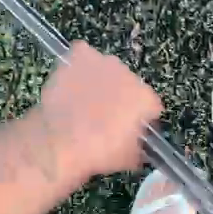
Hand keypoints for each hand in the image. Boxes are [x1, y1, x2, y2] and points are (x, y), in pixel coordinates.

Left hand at [35, 42, 161, 179]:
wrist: (61, 141)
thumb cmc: (99, 153)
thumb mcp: (130, 159)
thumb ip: (140, 145)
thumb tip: (138, 143)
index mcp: (146, 98)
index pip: (151, 106)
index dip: (140, 119)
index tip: (129, 129)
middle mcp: (130, 74)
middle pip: (129, 85)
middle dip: (120, 97)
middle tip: (104, 116)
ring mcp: (104, 62)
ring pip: (107, 69)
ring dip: (101, 80)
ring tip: (84, 100)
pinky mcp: (80, 56)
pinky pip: (83, 54)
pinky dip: (80, 64)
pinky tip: (73, 80)